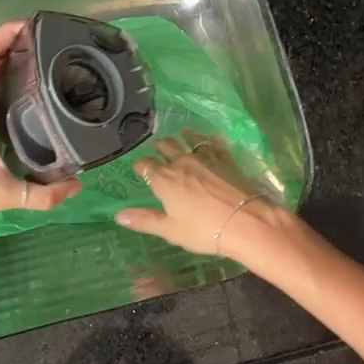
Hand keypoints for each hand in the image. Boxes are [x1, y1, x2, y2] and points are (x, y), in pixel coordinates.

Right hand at [116, 133, 291, 258]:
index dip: (140, 166)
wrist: (245, 222)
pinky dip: (210, 140)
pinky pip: (215, 144)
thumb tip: (119, 215)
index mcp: (164, 180)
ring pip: (190, 140)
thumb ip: (145, 220)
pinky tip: (212, 138)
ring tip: (182, 133)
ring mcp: (205, 158)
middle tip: (157, 147)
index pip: (146, 166)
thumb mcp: (170, 230)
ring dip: (183, 136)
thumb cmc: (203, 230)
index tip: (138, 167)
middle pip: (167, 147)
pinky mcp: (226, 159)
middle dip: (159, 146)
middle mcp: (182, 163)